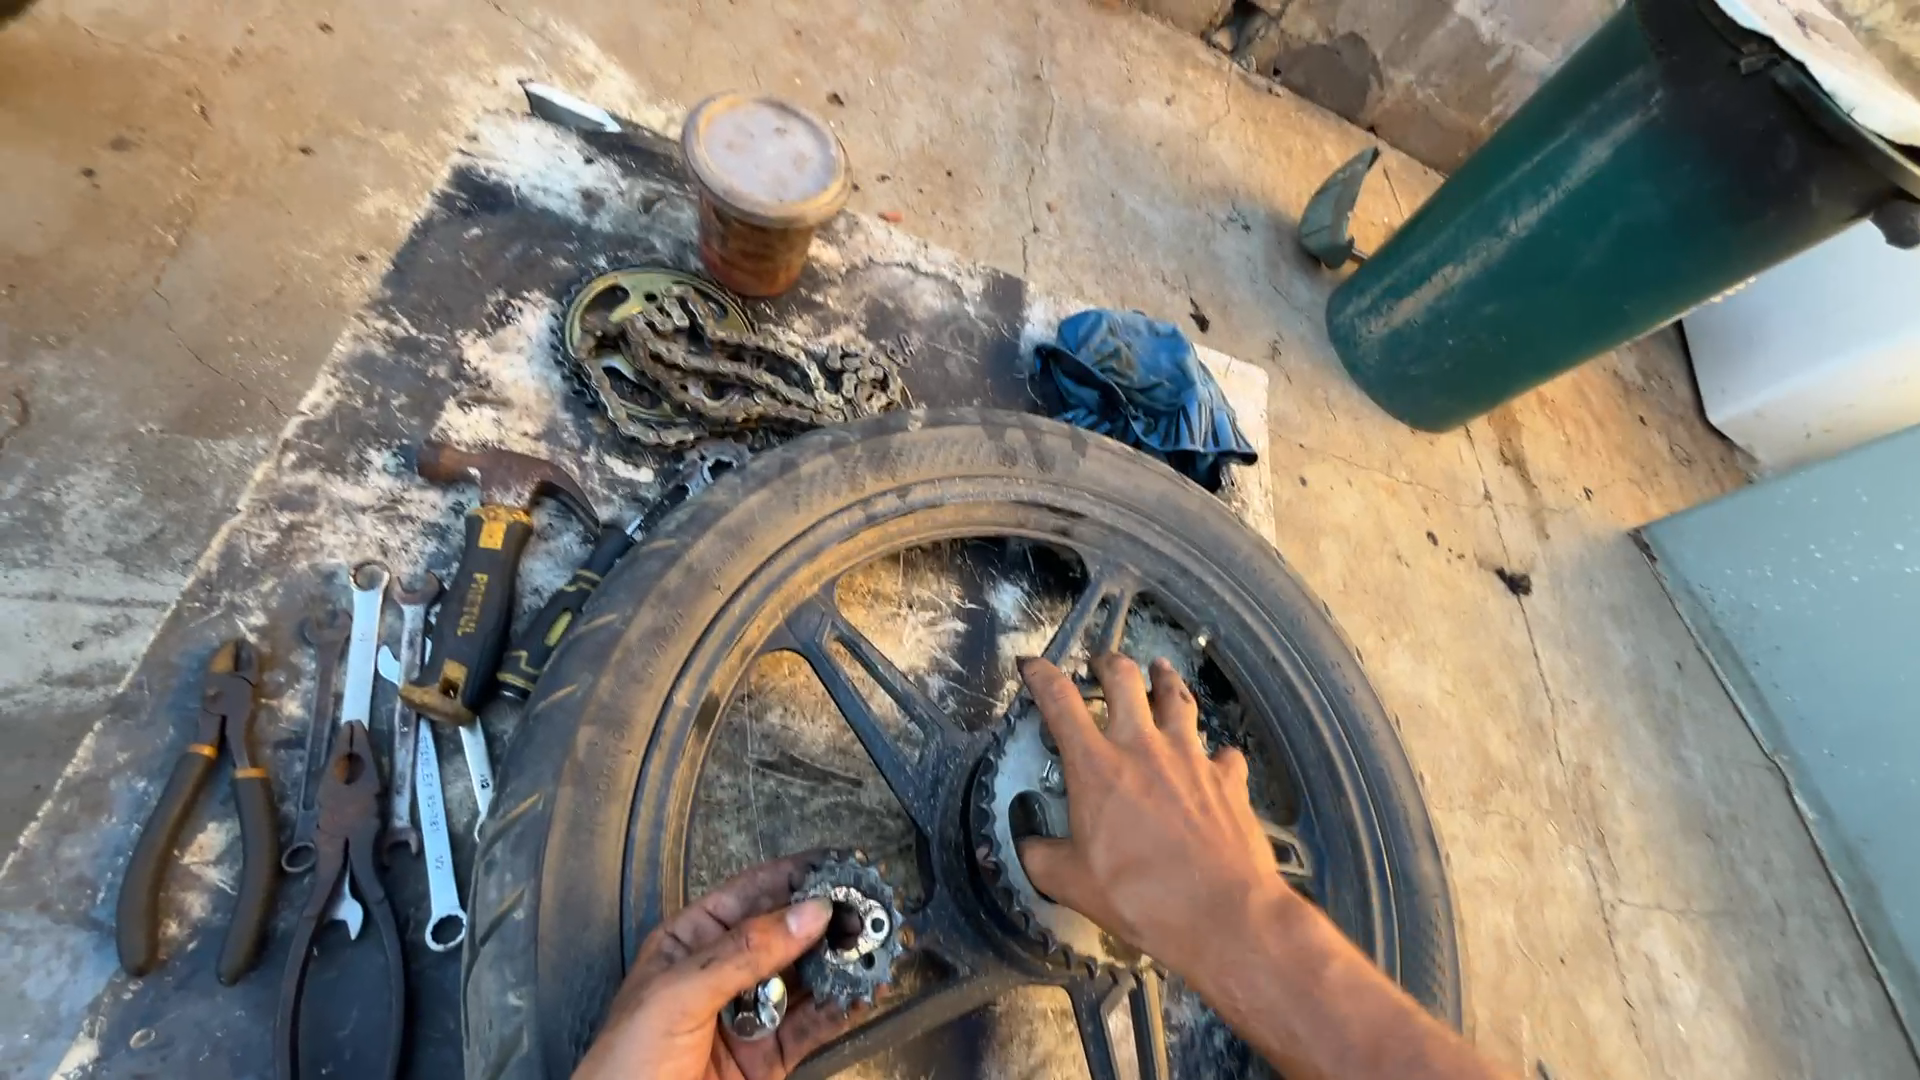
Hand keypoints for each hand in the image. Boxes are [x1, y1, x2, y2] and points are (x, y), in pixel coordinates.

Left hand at [574, 853, 848, 1079]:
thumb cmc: (627, 1067)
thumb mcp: (677, 996)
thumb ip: (745, 951)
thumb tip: (813, 910)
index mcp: (693, 940)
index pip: (755, 892)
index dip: (799, 874)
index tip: (845, 862)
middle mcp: (726, 970)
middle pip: (789, 931)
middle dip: (831, 918)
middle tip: (872, 908)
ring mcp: (751, 1015)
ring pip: (807, 975)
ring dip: (843, 960)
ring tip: (878, 945)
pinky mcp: (769, 1059)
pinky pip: (812, 1024)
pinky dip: (841, 1007)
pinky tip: (863, 991)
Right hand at [1015, 654, 1288, 978]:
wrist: (1224, 915)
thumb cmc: (1140, 897)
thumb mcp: (1071, 883)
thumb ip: (1039, 858)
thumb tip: (1025, 847)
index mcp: (1097, 765)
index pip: (1060, 701)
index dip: (1041, 675)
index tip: (1031, 664)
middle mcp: (1143, 746)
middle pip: (1124, 679)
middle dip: (1107, 663)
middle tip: (1101, 664)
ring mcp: (1190, 756)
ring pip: (1177, 698)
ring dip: (1165, 679)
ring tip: (1160, 669)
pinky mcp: (1227, 777)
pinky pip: (1223, 752)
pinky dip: (1215, 751)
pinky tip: (1216, 758)